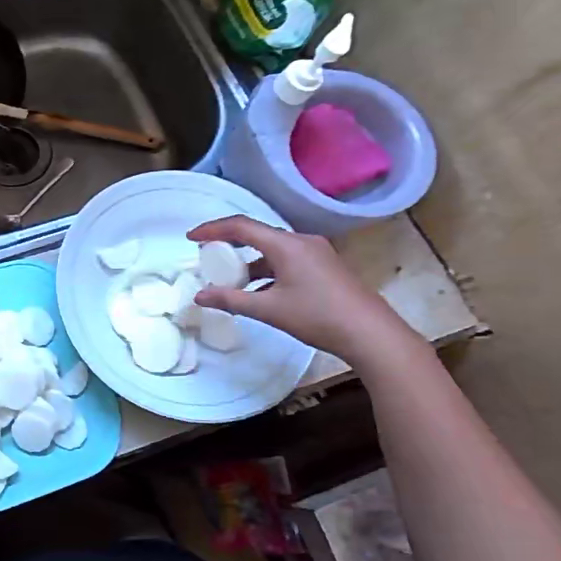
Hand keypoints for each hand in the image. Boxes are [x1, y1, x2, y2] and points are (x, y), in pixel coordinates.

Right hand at [187, 216, 419, 365]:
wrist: (370, 334)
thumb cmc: (317, 316)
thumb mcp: (268, 310)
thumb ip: (230, 300)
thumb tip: (199, 296)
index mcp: (287, 245)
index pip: (242, 227)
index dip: (213, 229)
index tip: (190, 237)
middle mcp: (302, 242)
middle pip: (257, 234)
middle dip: (229, 242)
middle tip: (206, 252)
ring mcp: (316, 254)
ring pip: (272, 249)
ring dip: (248, 260)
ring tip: (228, 277)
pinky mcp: (324, 267)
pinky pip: (286, 260)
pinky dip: (266, 270)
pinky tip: (257, 291)